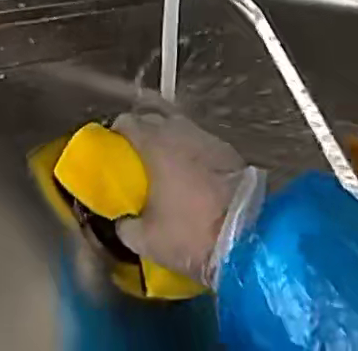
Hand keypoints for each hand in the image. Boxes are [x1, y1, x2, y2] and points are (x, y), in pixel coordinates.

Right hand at [110, 109, 249, 282]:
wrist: (246, 234)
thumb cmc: (190, 232)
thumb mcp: (146, 239)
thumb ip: (126, 225)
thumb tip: (122, 219)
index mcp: (155, 143)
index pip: (127, 122)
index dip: (116, 134)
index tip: (111, 151)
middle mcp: (179, 130)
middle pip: (152, 118)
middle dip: (140, 134)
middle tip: (133, 161)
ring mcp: (205, 135)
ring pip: (177, 128)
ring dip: (166, 141)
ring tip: (161, 168)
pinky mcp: (226, 146)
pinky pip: (197, 140)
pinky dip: (188, 150)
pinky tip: (187, 173)